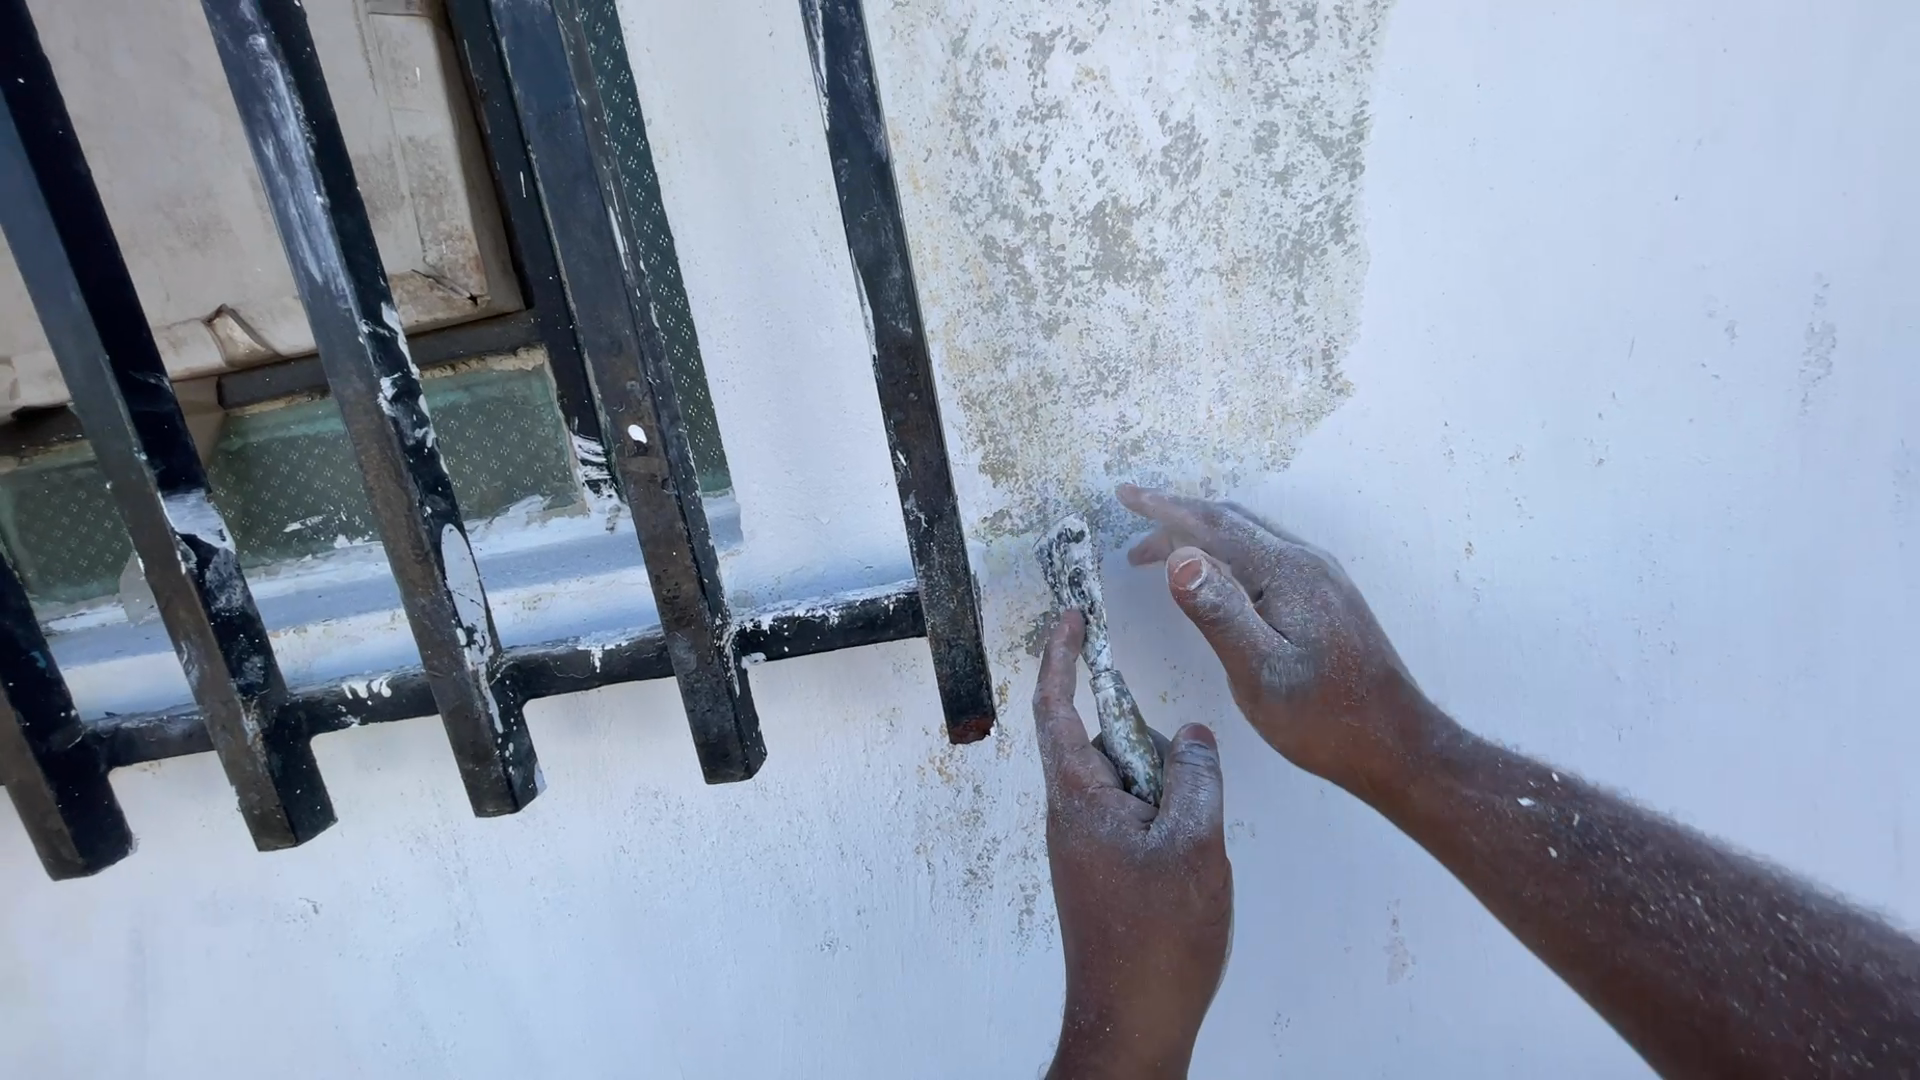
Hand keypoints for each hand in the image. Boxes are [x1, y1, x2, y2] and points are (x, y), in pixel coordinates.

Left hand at [1035, 611, 1231, 1079]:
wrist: (1130, 1020)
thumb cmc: (1158, 937)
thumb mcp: (1193, 843)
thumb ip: (1194, 776)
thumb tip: (1191, 733)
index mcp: (1078, 794)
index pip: (1057, 705)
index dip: (1060, 655)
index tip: (1071, 616)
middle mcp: (1070, 808)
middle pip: (1098, 740)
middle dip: (1139, 733)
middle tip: (1180, 762)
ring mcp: (1081, 837)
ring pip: (1118, 778)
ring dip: (1154, 778)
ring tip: (1191, 821)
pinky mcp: (1097, 860)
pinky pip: (1125, 809)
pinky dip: (1155, 805)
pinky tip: (1185, 840)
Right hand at [1118, 484, 1441, 800]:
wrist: (1399, 747)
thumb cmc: (1324, 719)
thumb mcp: (1259, 671)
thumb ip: (1218, 611)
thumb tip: (1178, 557)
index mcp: (1288, 572)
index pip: (1214, 524)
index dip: (1163, 508)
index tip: (1124, 495)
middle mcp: (1306, 562)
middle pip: (1230, 523)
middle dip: (1175, 521)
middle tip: (1132, 547)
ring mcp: (1319, 577)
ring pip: (1247, 537)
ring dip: (1199, 537)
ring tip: (1160, 556)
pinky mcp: (1324, 596)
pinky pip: (1262, 554)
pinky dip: (1223, 553)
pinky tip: (1213, 577)